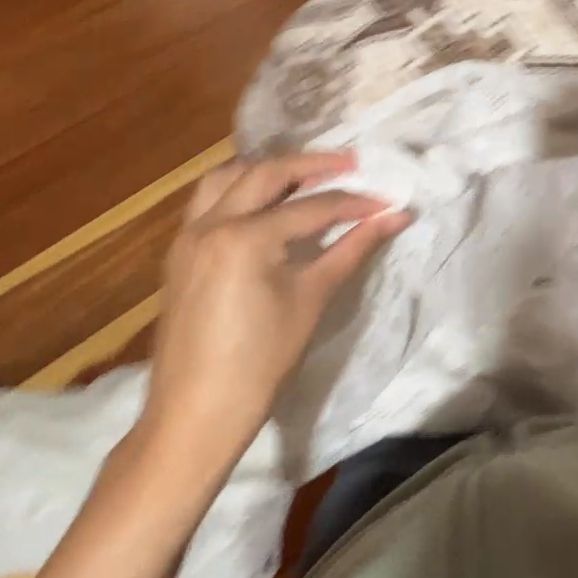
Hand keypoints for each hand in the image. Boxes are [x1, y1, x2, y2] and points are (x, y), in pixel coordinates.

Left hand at [142, 151, 413, 457]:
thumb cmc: (262, 360)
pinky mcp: (180, 253)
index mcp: (244, 238)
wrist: (196, 413)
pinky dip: (240, 189)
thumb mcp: (313, 297)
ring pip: (227, 178)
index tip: (389, 200)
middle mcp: (210, 224)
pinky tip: (267, 203)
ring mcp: (188, 237)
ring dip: (269, 169)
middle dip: (313, 165)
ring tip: (307, 174)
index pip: (313, 207)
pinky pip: (208, 201)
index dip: (356, 202)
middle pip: (267, 173)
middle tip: (353, 164)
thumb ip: (354, 247)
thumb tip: (397, 216)